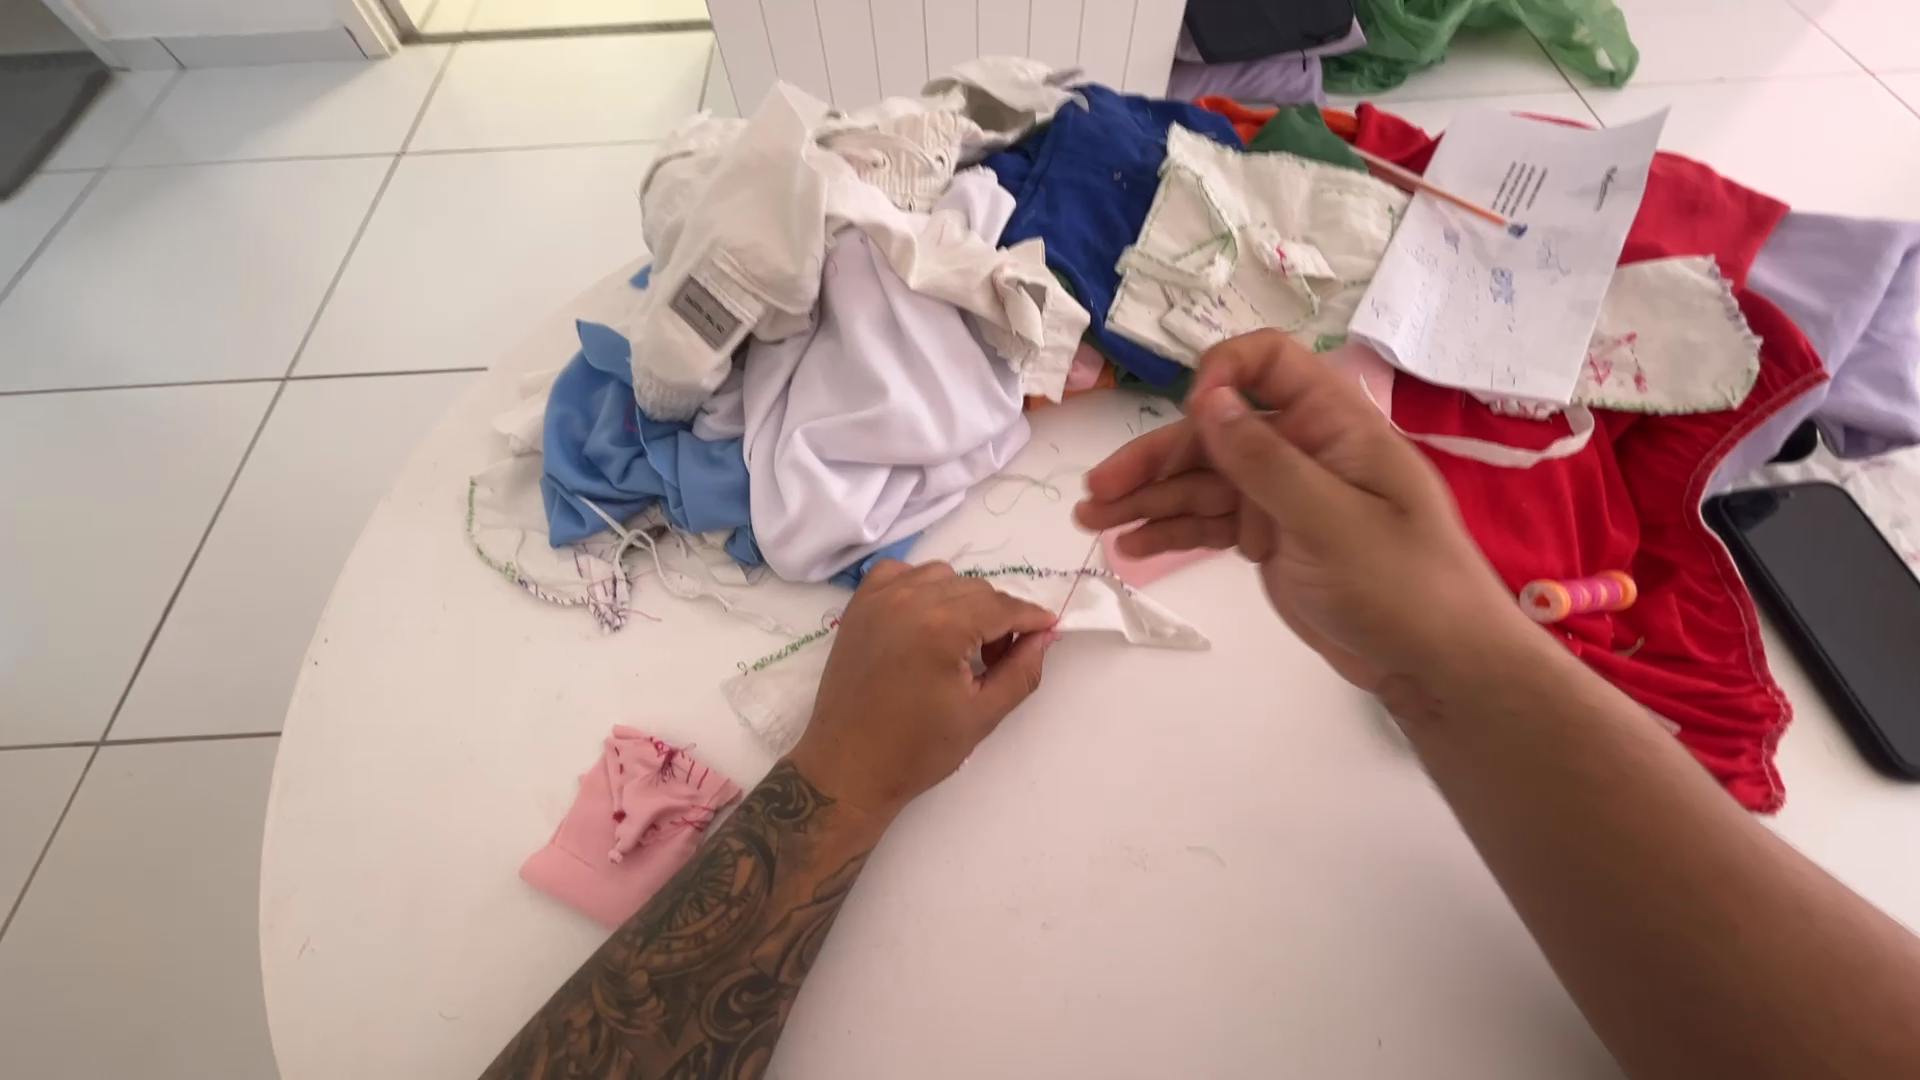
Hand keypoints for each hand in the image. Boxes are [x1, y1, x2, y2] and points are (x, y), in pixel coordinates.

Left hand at [789, 561, 1057, 816]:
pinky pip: (900, 573)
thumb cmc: (917, 749)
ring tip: (959, 643)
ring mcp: (879, 599)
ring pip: (942, 576)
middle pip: (975, 589)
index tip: (1047, 628)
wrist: (849, 766)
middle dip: (997, 618)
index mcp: (942, 628)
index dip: (1030, 617)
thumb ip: (1022, 670)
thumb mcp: (983, 715)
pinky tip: (924, 619)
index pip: (1001, 607)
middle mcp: (909, 601)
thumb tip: (1043, 637)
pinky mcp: (859, 606)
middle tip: (995, 660)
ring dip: (961, 600)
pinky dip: (920, 586)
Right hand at [1074, 330, 1530, 692]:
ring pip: (1200, 483)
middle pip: (1213, 436)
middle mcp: (1300, 450)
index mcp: (1331, 426)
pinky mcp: (1266, 536)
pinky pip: (1209, 523)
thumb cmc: (1400, 585)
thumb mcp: (1330, 520)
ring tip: (1091, 522)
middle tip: (1096, 493)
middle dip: (1153, 461)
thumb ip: (1264, 460)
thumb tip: (1206, 399)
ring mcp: (1280, 496)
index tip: (1188, 414)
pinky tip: (1131, 547)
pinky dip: (1171, 531)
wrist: (1431, 664)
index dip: (1222, 375)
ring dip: (1147, 500)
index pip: (1270, 365)